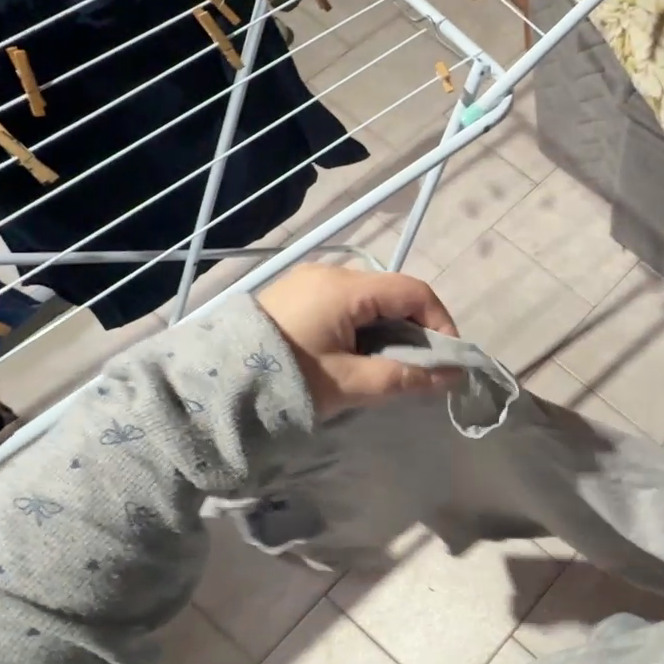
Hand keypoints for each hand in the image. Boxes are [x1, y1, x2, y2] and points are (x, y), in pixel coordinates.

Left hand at [254, 264, 460, 414]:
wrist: (212, 390)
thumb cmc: (288, 379)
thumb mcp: (351, 383)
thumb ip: (406, 378)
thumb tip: (452, 377)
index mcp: (346, 288)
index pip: (415, 292)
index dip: (440, 322)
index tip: (448, 359)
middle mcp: (330, 273)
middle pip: (393, 294)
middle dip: (416, 330)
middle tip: (420, 367)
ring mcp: (308, 282)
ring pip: (369, 300)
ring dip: (389, 330)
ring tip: (388, 365)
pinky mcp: (293, 296)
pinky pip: (344, 304)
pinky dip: (363, 327)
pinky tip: (357, 355)